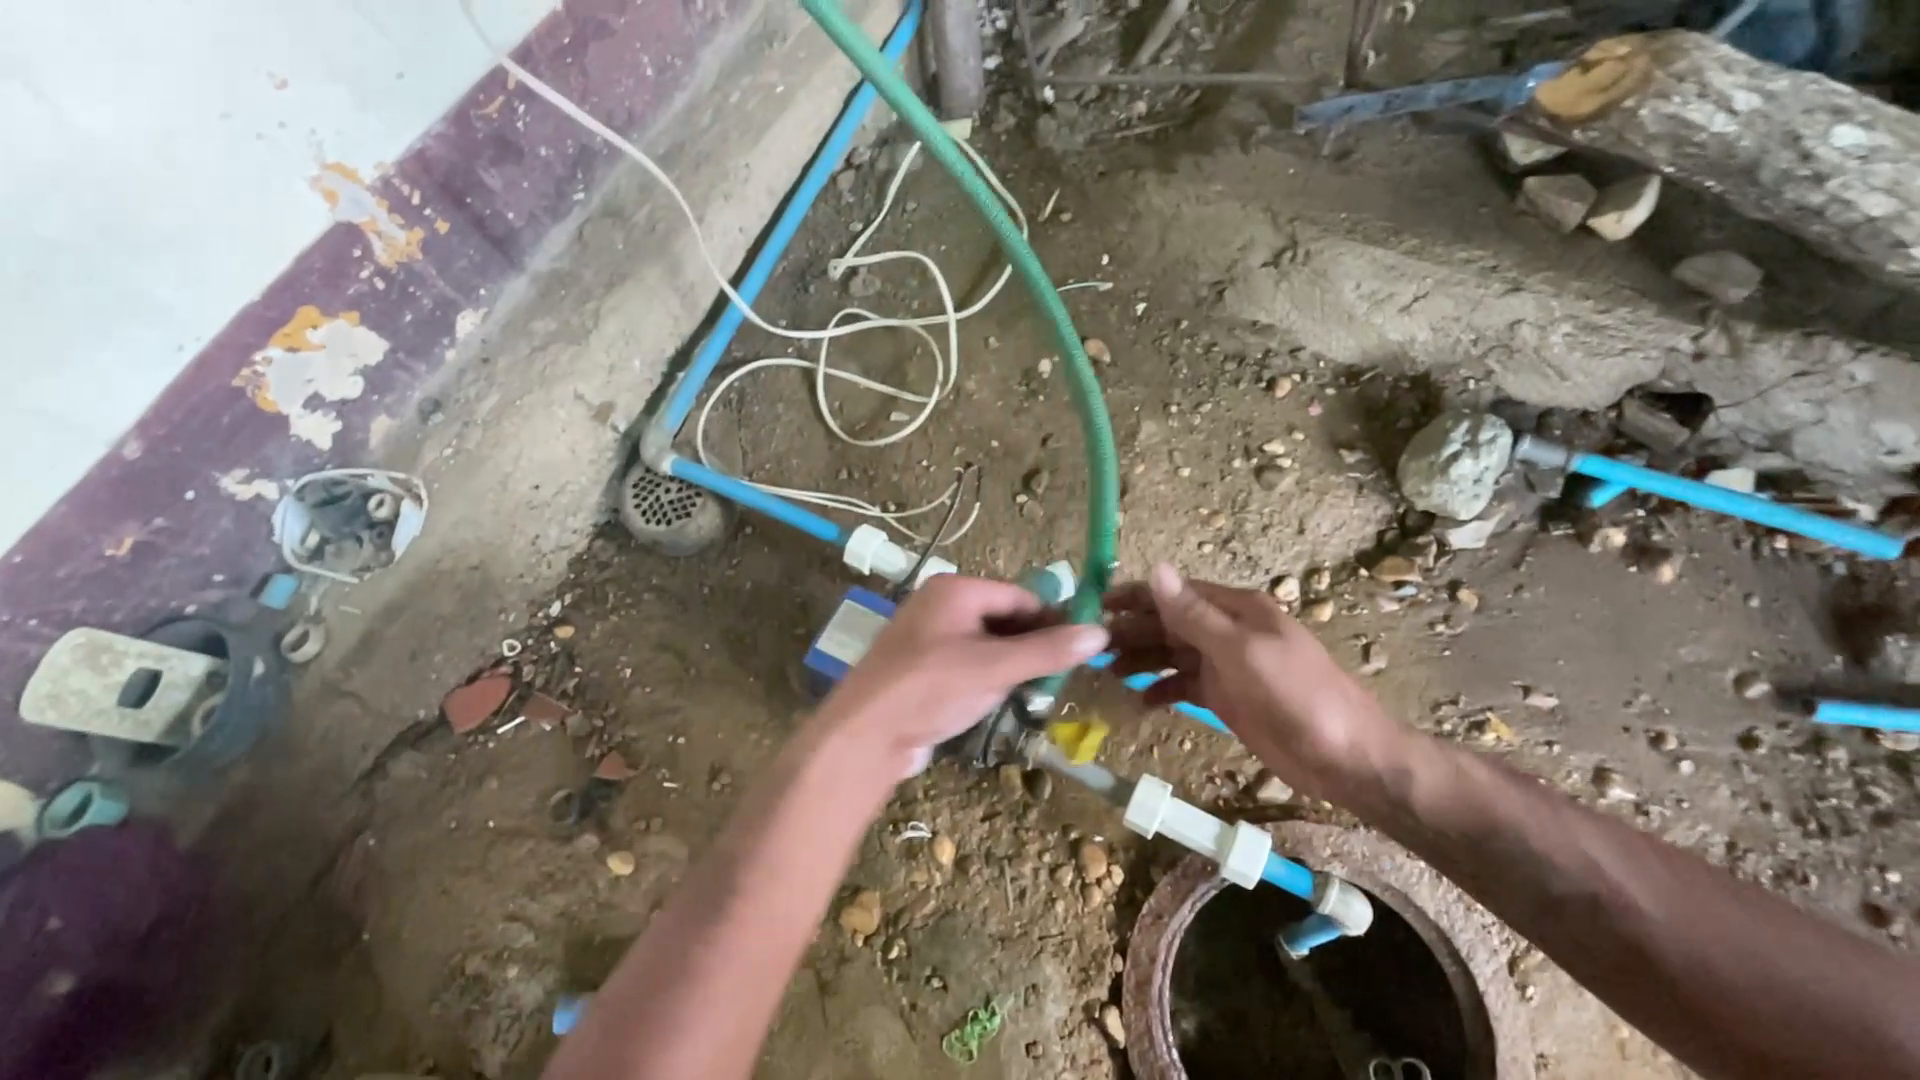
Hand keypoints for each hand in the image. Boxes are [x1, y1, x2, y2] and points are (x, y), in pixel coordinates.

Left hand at [819, 575, 1109, 771]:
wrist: (865, 735)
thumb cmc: (931, 688)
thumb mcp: (995, 668)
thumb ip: (1047, 651)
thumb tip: (1100, 634)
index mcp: (955, 590)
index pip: (1019, 597)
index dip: (1051, 621)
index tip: (1080, 651)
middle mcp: (939, 606)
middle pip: (1002, 619)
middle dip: (1031, 647)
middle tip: (1058, 678)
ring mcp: (926, 639)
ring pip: (985, 646)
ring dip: (1011, 668)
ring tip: (1035, 694)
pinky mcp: (920, 671)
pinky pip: (965, 666)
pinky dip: (986, 680)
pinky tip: (1001, 704)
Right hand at [1103, 563, 1408, 801]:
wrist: (1344, 756)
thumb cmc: (1296, 695)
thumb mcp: (1242, 651)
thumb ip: (1194, 614)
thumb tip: (1155, 568)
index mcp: (1235, 609)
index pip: (1174, 593)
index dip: (1135, 596)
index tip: (1095, 606)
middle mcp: (1227, 631)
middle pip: (1169, 623)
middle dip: (1131, 631)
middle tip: (1090, 646)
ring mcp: (1226, 665)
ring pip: (1171, 654)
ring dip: (1141, 659)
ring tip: (1106, 672)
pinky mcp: (1225, 697)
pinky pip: (1183, 686)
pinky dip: (1160, 690)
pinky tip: (1139, 701)